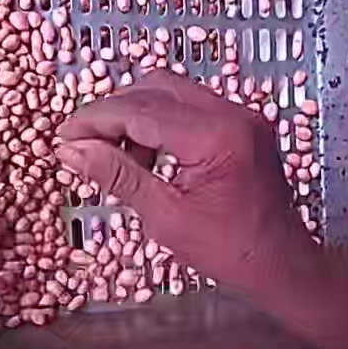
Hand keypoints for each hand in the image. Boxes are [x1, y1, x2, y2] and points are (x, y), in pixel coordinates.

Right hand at [55, 70, 326, 305]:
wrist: (281, 261)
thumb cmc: (230, 250)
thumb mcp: (165, 217)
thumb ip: (117, 176)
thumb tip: (71, 150)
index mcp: (217, 136)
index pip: (140, 109)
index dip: (95, 119)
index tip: (65, 135)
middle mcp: (233, 113)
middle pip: (155, 87)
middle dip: (114, 112)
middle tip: (85, 144)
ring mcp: (242, 115)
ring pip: (171, 92)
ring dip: (136, 117)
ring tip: (119, 159)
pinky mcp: (243, 123)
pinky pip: (191, 107)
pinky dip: (160, 124)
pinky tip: (147, 157)